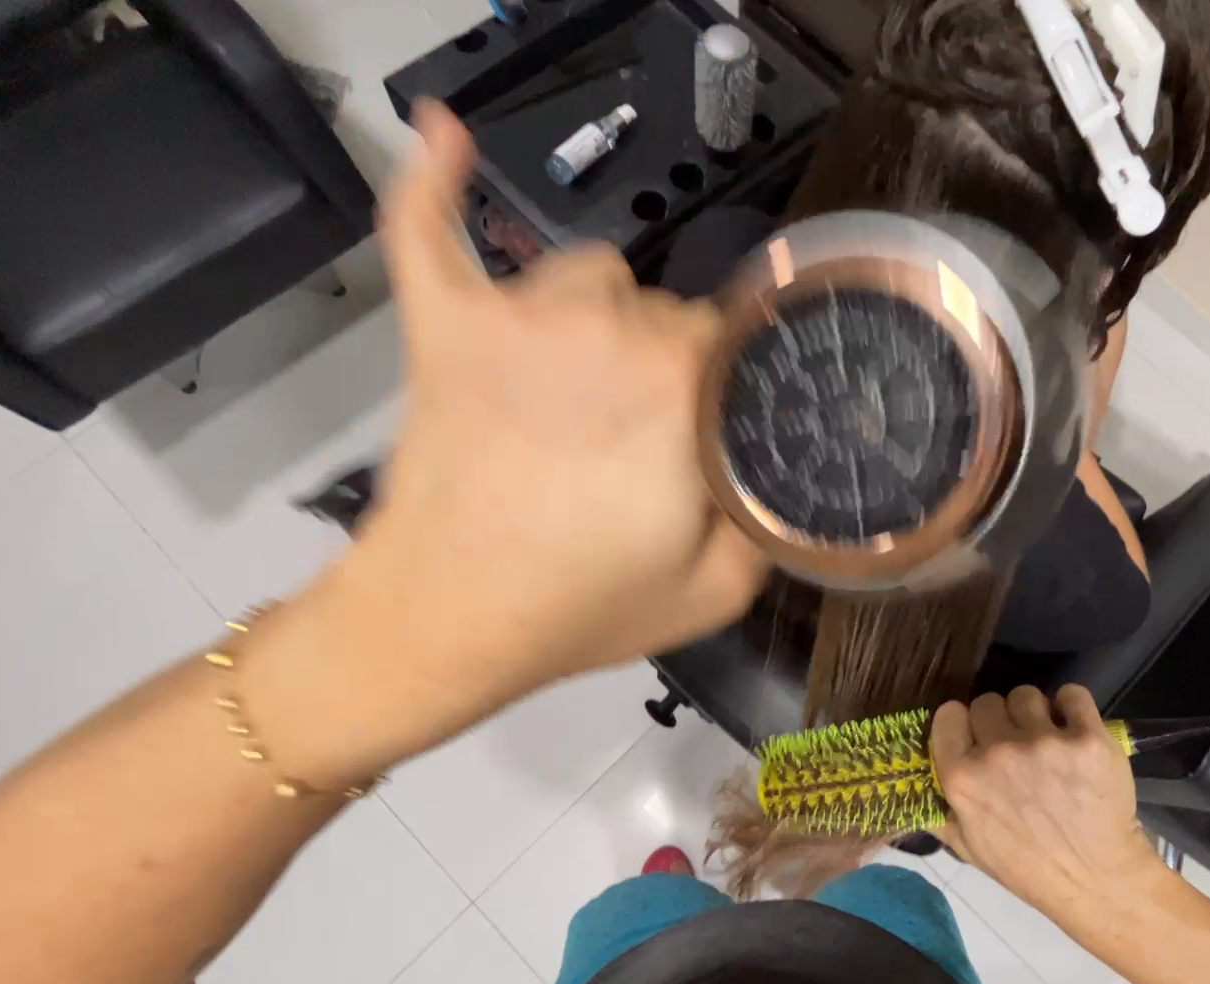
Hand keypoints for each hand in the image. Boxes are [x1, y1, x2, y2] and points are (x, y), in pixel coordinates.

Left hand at [241, 102, 765, 784]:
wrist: (447, 622)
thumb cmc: (585, 608)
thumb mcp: (720, 589)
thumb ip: (770, 515)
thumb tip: (778, 462)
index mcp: (684, 384)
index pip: (737, 340)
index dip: (731, 389)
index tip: (715, 432)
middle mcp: (610, 326)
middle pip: (669, 309)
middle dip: (670, 365)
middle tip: (640, 440)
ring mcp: (519, 316)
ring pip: (592, 276)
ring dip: (601, 316)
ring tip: (581, 384)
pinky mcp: (445, 322)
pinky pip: (431, 227)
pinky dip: (434, 184)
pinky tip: (446, 134)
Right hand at [931, 685, 1171, 929]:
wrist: (1096, 881)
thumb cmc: (1027, 867)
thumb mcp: (967, 846)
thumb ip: (936, 809)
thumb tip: (911, 783)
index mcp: (963, 777)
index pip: (949, 714)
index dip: (962, 723)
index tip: (975, 736)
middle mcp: (998, 753)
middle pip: (988, 701)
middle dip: (999, 720)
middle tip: (1015, 744)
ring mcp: (1045, 742)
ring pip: (1027, 695)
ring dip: (1034, 712)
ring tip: (1047, 738)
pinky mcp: (1088, 738)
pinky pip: (1073, 695)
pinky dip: (1073, 706)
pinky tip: (1074, 727)